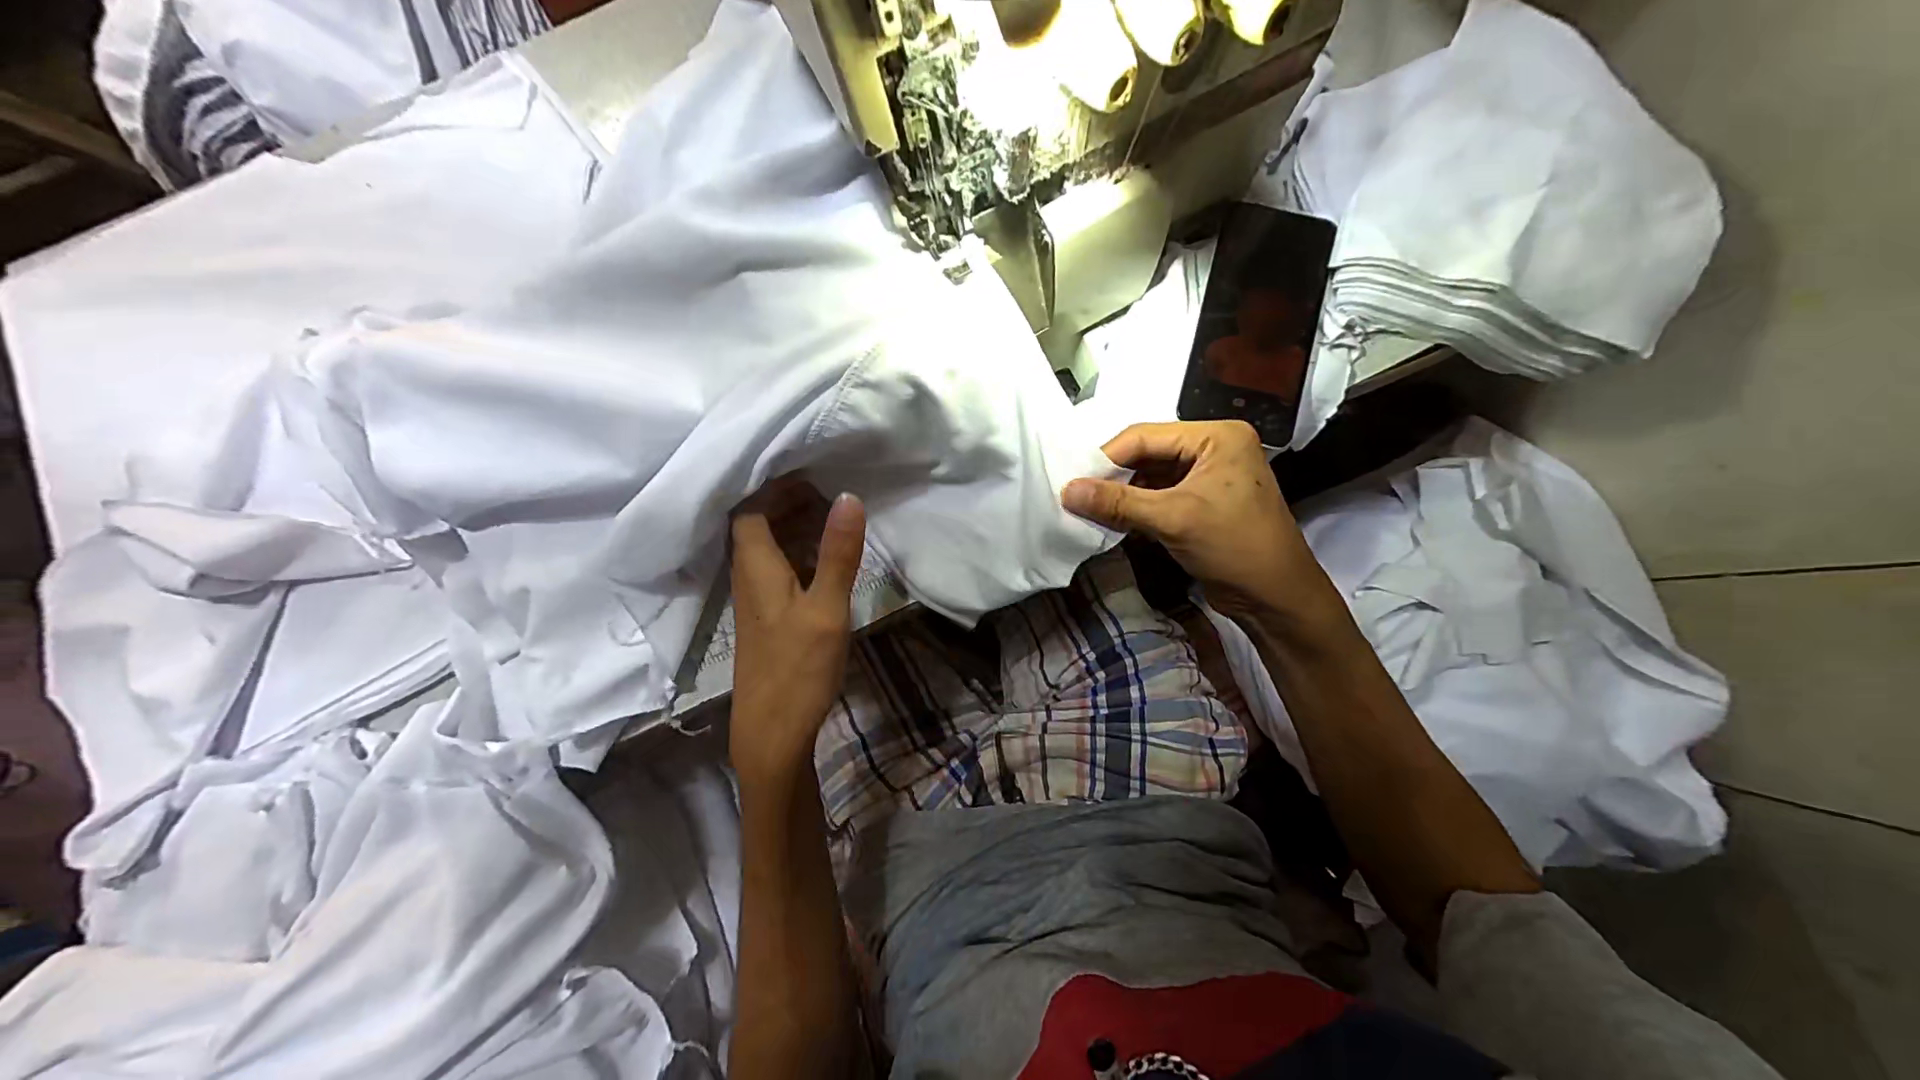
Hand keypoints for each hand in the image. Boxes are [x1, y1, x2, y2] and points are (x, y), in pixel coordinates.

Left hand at [728, 483, 866, 790]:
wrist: (772, 733)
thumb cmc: (798, 669)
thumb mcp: (827, 608)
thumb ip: (838, 553)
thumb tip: (848, 496)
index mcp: (755, 566)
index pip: (751, 508)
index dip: (775, 485)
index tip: (811, 470)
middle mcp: (748, 576)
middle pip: (757, 523)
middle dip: (789, 501)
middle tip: (830, 489)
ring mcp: (756, 598)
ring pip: (769, 547)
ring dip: (795, 527)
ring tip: (833, 516)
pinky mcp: (768, 617)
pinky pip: (778, 568)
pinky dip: (799, 553)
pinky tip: (826, 560)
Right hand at [1061, 421, 1322, 620]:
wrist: (1277, 598)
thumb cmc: (1234, 547)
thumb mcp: (1173, 519)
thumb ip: (1117, 503)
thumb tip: (1066, 491)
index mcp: (1216, 436)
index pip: (1145, 436)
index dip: (1106, 458)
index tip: (1071, 481)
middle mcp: (1212, 449)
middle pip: (1146, 454)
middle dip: (1113, 478)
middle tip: (1076, 497)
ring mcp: (1208, 477)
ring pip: (1150, 477)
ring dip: (1121, 496)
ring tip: (1087, 510)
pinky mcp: (1201, 504)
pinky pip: (1159, 497)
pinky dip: (1135, 509)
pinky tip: (1111, 522)